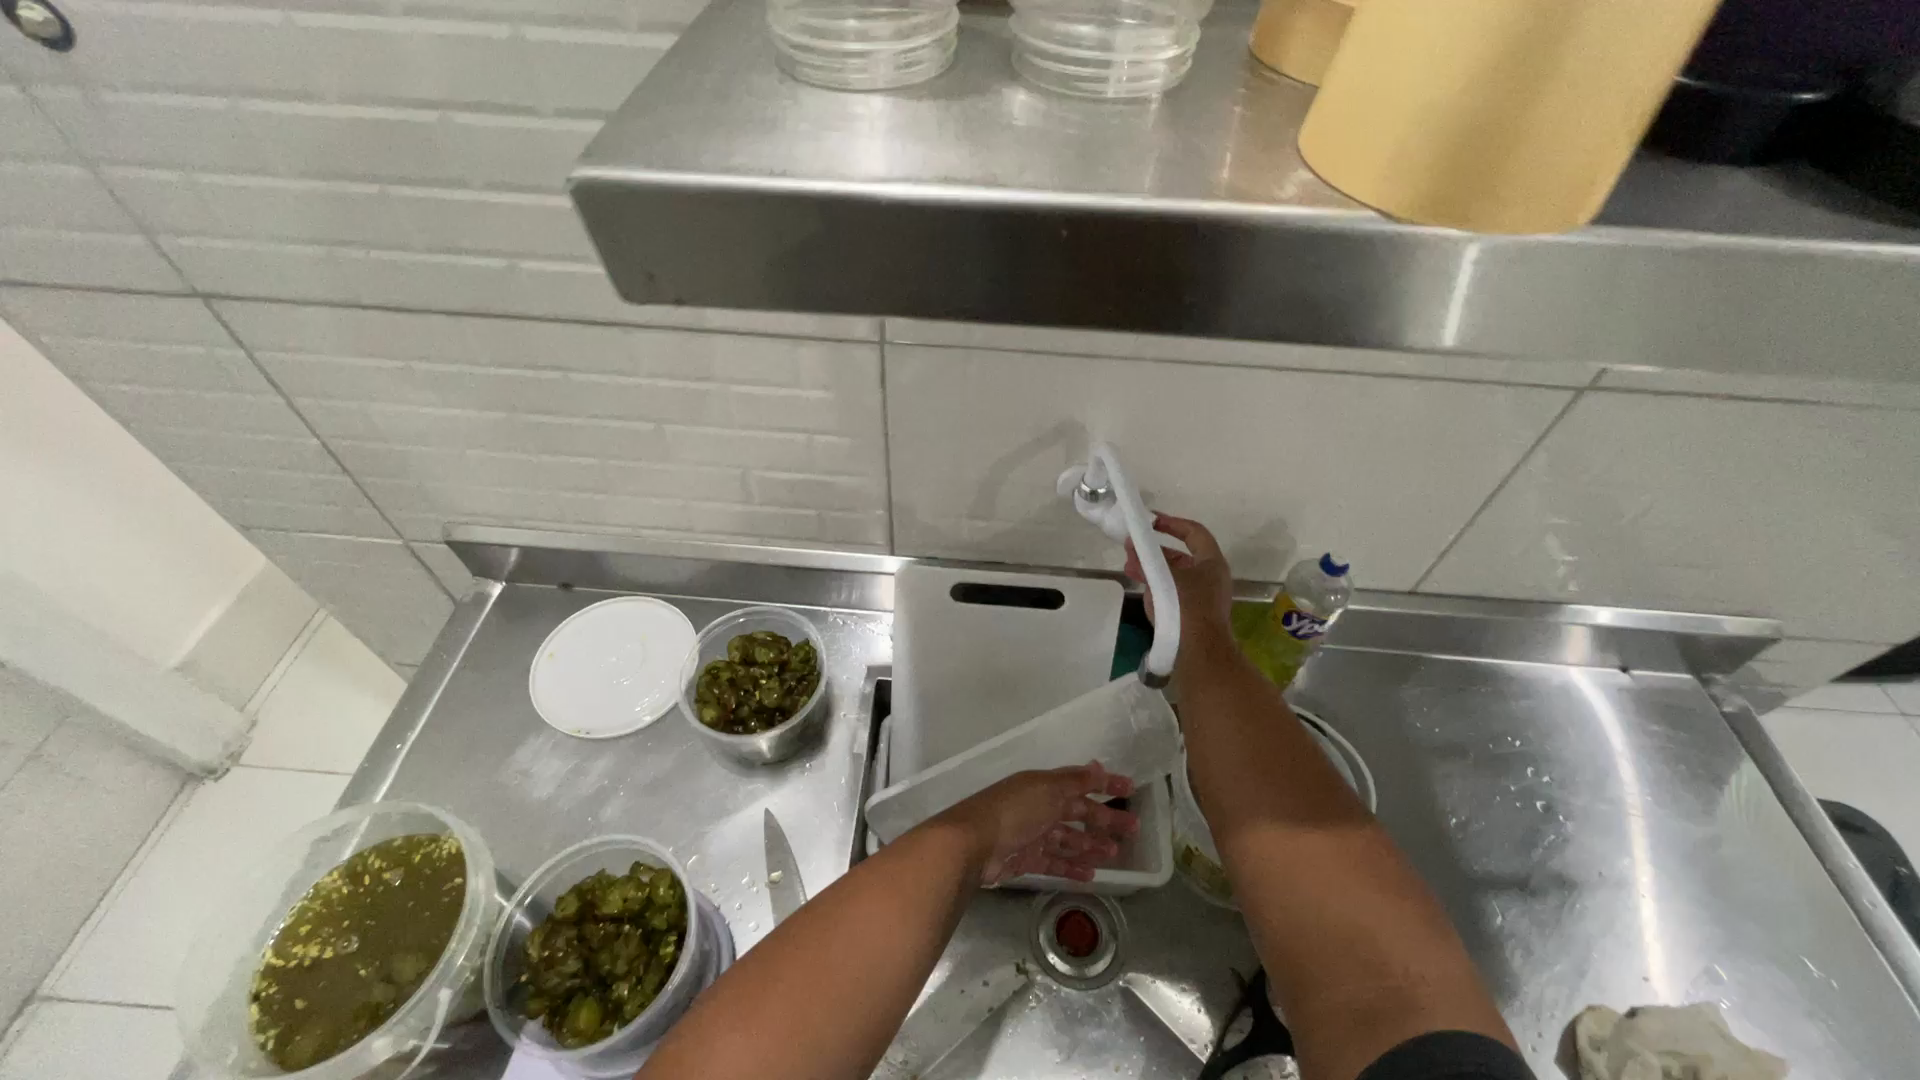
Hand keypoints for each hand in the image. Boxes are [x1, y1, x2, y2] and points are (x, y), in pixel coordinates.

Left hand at [934, 763, 1137, 884]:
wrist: (972, 844)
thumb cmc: (1013, 811)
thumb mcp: (1047, 789)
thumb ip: (1075, 781)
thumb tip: (1098, 766)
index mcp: (1043, 786)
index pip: (1080, 783)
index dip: (1105, 784)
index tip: (1131, 788)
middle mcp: (1038, 807)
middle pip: (1077, 813)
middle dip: (1104, 820)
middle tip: (1132, 829)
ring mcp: (1031, 835)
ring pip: (1068, 839)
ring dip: (1091, 845)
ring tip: (1115, 855)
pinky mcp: (1024, 860)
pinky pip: (1054, 862)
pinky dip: (1072, 867)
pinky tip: (1091, 874)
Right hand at [1124, 514, 1234, 644]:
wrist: (1199, 653)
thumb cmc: (1186, 608)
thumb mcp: (1164, 578)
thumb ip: (1147, 560)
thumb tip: (1132, 546)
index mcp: (1212, 563)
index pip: (1194, 533)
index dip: (1172, 523)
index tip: (1150, 521)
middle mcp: (1210, 577)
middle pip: (1181, 555)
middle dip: (1155, 550)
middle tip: (1132, 546)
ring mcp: (1202, 597)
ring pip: (1174, 575)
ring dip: (1152, 567)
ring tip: (1129, 565)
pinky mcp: (1192, 614)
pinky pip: (1172, 592)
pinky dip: (1155, 585)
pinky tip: (1139, 585)